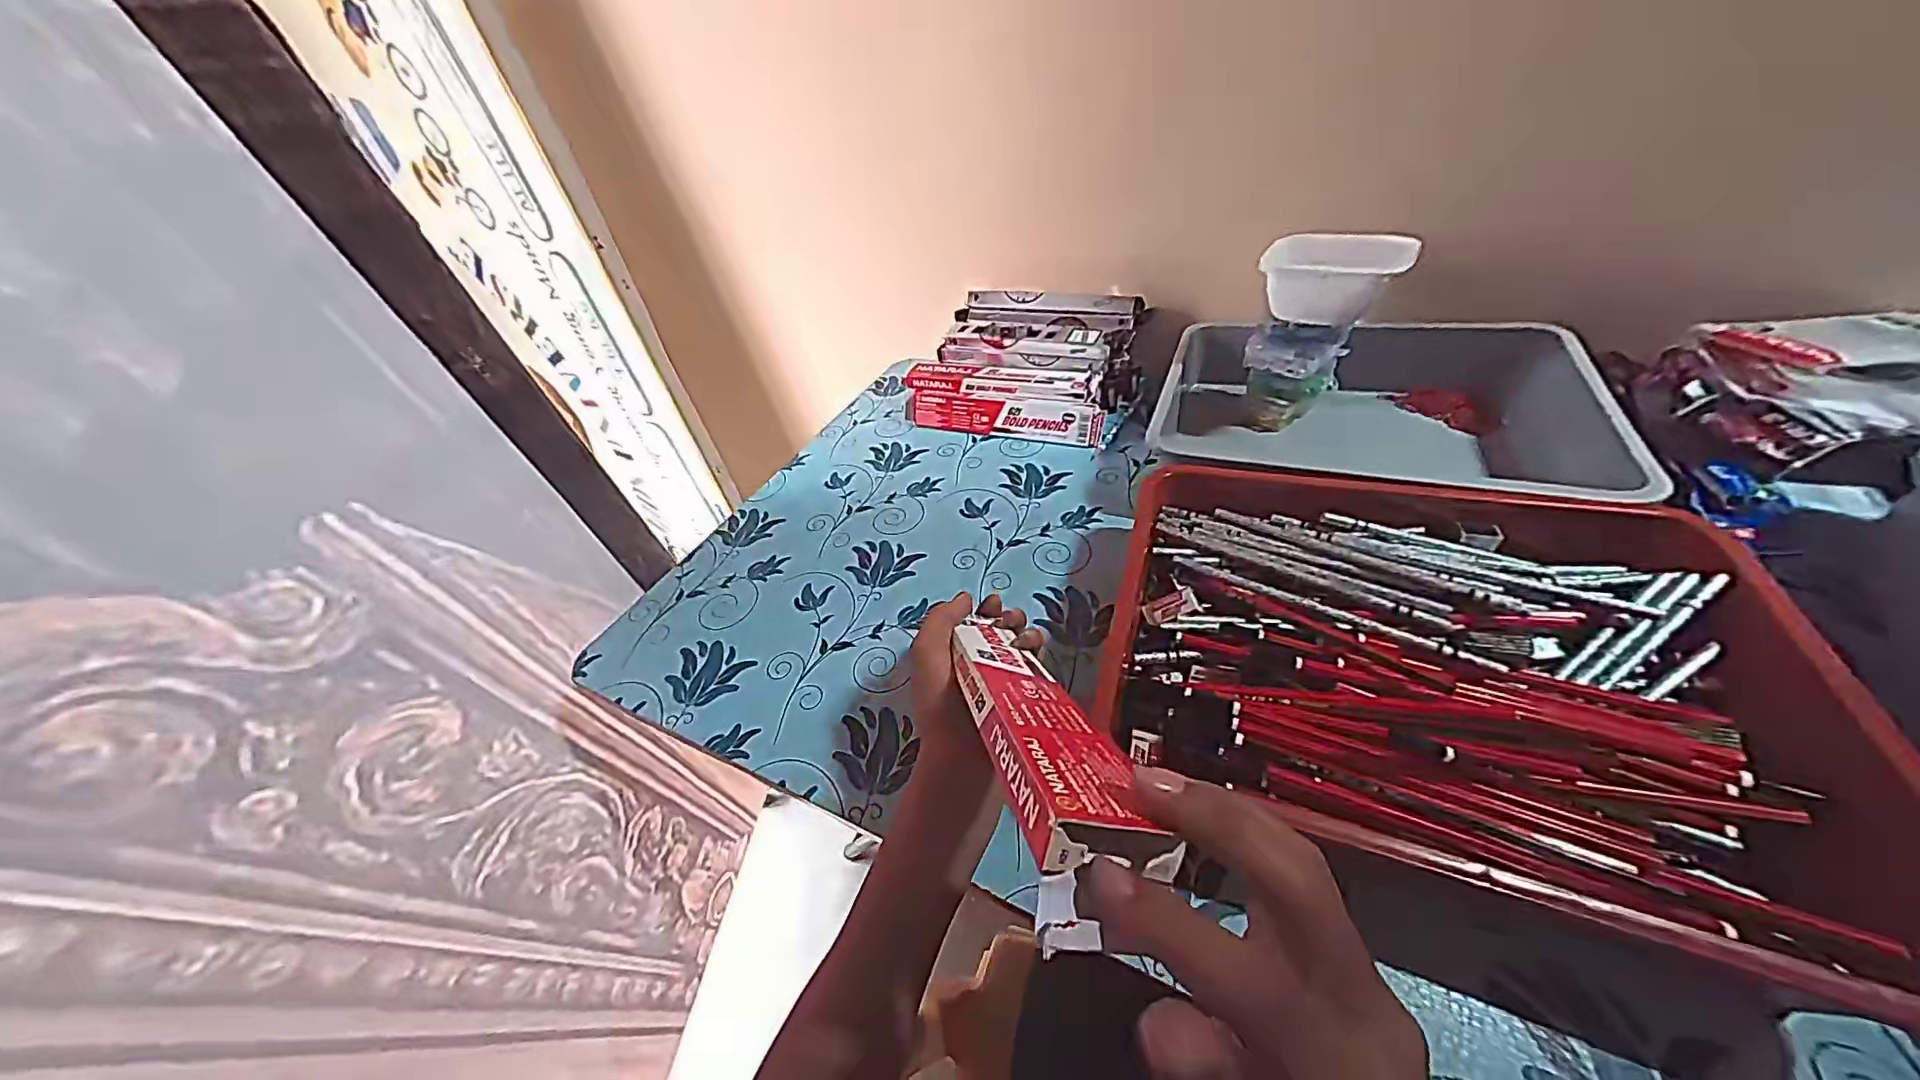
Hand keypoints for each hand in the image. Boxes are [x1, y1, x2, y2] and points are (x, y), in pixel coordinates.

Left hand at [906, 592, 1044, 790]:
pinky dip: (1037, 654)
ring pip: (1024, 646)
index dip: (986, 609)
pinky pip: (1037, 668)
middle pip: (1004, 630)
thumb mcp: (926, 652)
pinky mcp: (1024, 697)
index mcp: (955, 652)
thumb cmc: (939, 702)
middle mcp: (980, 664)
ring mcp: (1003, 682)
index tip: (992, 605)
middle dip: (1010, 617)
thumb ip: (941, 619)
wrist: (962, 756)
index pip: (976, 622)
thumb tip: (966, 598)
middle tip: (1008, 623)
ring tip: (1021, 641)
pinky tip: (1031, 655)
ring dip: (1026, 633)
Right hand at [1078, 767, 1426, 1079]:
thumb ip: (1202, 1060)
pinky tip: (1202, 817)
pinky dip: (1243, 832)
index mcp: (1331, 1052)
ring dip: (1223, 811)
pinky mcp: (1355, 956)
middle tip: (1140, 785)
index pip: (1250, 978)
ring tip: (1160, 785)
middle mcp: (1361, 1002)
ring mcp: (1366, 974)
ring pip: (1302, 859)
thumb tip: (1155, 1023)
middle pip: (1297, 881)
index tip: (1101, 878)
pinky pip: (1296, 867)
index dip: (1166, 922)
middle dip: (1216, 820)